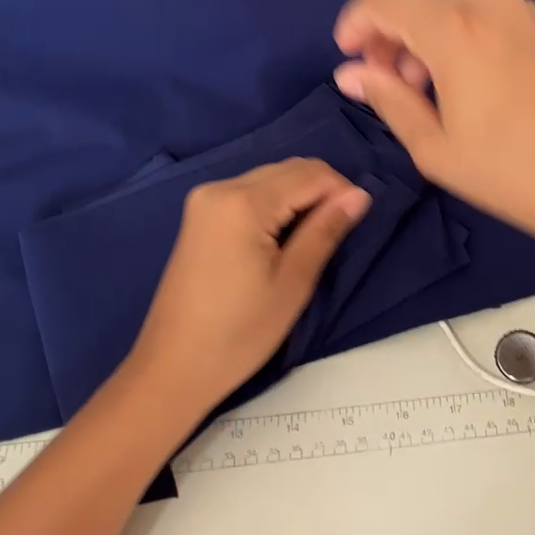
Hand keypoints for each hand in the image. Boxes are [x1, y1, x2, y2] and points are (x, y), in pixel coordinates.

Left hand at [127, 159, 368, 408]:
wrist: (174, 366)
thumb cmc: (239, 332)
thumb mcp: (293, 282)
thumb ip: (326, 230)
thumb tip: (360, 195)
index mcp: (244, 203)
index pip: (310, 173)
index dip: (343, 190)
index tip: (357, 222)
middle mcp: (221, 188)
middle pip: (289, 168)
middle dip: (322, 190)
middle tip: (338, 232)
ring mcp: (205, 199)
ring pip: (271, 177)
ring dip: (300, 196)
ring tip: (313, 238)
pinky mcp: (200, 214)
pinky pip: (251, 191)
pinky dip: (276, 203)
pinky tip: (283, 237)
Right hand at [331, 0, 534, 265]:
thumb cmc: (509, 173)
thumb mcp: (434, 146)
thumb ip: (387, 98)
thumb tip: (351, 73)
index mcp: (457, 28)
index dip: (356, 21)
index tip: (348, 58)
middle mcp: (490, 2)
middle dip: (387, 26)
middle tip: (382, 77)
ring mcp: (524, 10)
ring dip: (422, 29)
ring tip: (421, 86)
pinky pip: (484, 11)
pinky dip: (457, 31)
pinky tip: (463, 79)